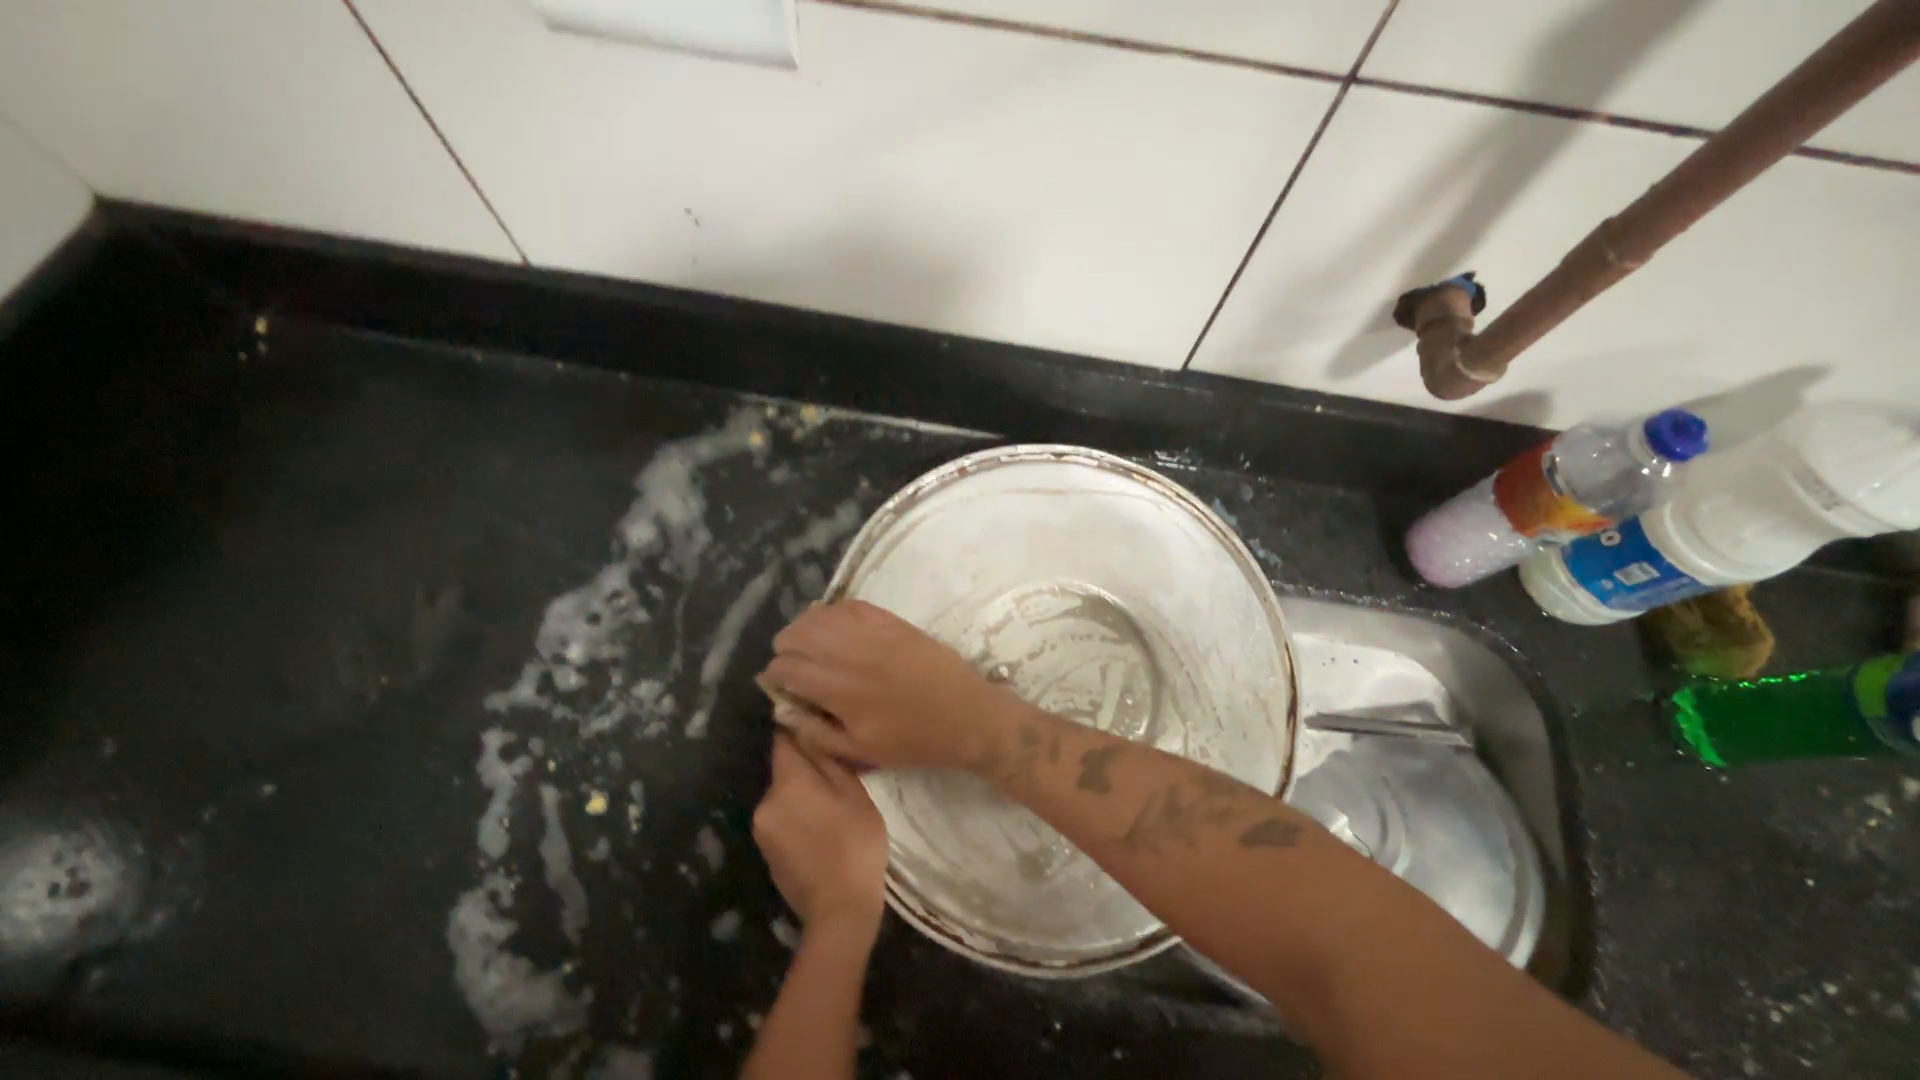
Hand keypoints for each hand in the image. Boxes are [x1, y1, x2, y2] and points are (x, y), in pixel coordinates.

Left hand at [753, 734, 888, 931]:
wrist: (839, 910)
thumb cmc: (855, 845)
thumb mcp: (854, 794)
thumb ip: (829, 760)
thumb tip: (810, 734)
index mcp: (787, 782)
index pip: (783, 740)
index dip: (799, 731)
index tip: (819, 731)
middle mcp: (765, 801)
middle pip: (783, 770)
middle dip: (805, 770)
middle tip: (837, 780)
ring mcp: (761, 829)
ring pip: (783, 796)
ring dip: (802, 796)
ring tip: (832, 810)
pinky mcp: (765, 851)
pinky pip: (780, 820)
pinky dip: (797, 819)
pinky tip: (820, 832)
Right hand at [758, 600, 1020, 769]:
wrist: (967, 716)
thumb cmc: (913, 740)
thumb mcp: (861, 751)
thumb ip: (816, 732)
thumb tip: (782, 711)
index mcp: (841, 690)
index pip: (788, 668)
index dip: (774, 675)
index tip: (778, 683)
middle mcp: (851, 654)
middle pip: (797, 634)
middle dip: (786, 647)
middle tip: (791, 663)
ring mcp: (873, 632)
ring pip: (821, 615)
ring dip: (806, 627)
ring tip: (808, 642)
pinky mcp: (892, 621)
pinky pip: (851, 605)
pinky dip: (835, 613)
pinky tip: (836, 627)